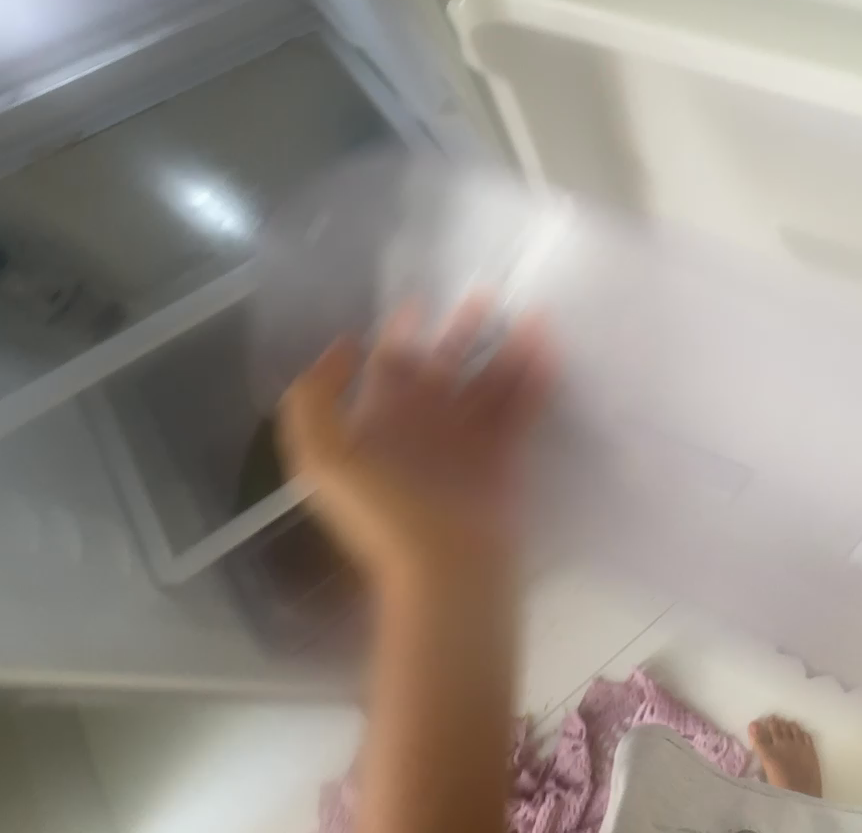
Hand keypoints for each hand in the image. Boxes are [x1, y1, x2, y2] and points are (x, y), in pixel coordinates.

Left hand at [277, 294, 555, 591]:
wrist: (447, 563)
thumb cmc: (385, 509)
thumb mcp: (323, 457)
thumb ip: (315, 399)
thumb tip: (343, 348)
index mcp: (382, 424)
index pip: (390, 368)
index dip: (399, 334)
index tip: (418, 302)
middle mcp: (425, 426)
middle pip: (444, 367)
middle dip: (460, 332)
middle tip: (482, 297)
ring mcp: (468, 439)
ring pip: (489, 381)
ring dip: (508, 349)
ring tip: (529, 316)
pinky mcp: (505, 452)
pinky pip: (522, 405)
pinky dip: (535, 378)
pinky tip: (547, 348)